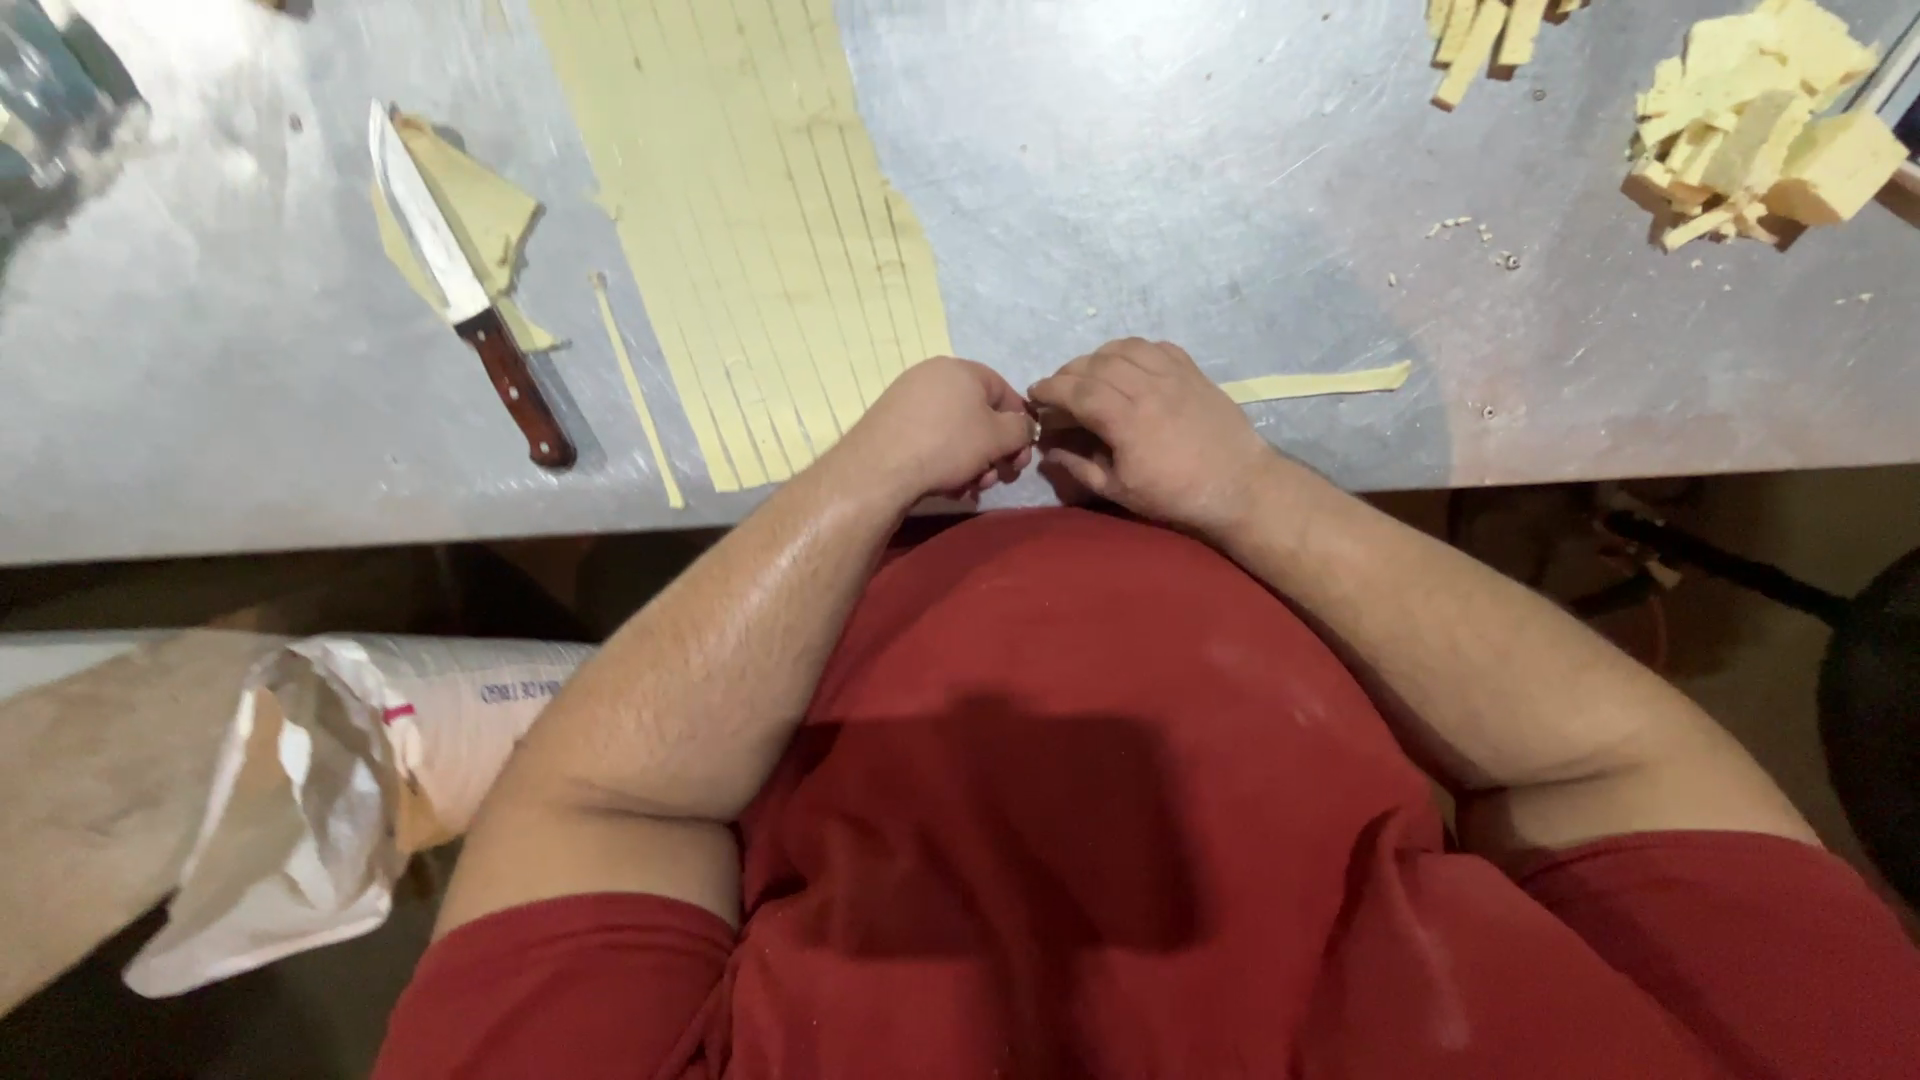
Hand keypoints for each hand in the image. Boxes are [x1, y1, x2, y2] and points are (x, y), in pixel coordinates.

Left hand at [834, 356, 1036, 503]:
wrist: (880, 469)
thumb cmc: (947, 445)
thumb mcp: (997, 437)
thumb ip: (1021, 429)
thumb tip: (1025, 427)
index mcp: (961, 369)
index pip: (1004, 391)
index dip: (1018, 424)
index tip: (1021, 454)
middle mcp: (933, 377)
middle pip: (978, 415)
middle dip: (993, 452)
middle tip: (997, 478)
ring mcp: (908, 400)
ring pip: (956, 433)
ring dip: (971, 463)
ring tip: (970, 488)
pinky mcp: (891, 424)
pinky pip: (931, 440)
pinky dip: (945, 462)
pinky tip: (947, 487)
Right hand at [1028, 338, 1279, 536]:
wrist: (1238, 485)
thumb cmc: (1175, 496)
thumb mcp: (1119, 491)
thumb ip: (1080, 467)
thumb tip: (1049, 452)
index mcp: (1126, 420)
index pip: (1077, 391)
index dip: (1050, 389)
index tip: (1034, 395)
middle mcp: (1147, 388)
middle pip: (1095, 364)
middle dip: (1067, 372)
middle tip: (1056, 389)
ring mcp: (1173, 375)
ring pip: (1124, 348)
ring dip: (1098, 357)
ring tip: (1088, 374)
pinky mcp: (1193, 371)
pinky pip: (1155, 347)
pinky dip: (1132, 351)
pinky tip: (1127, 367)